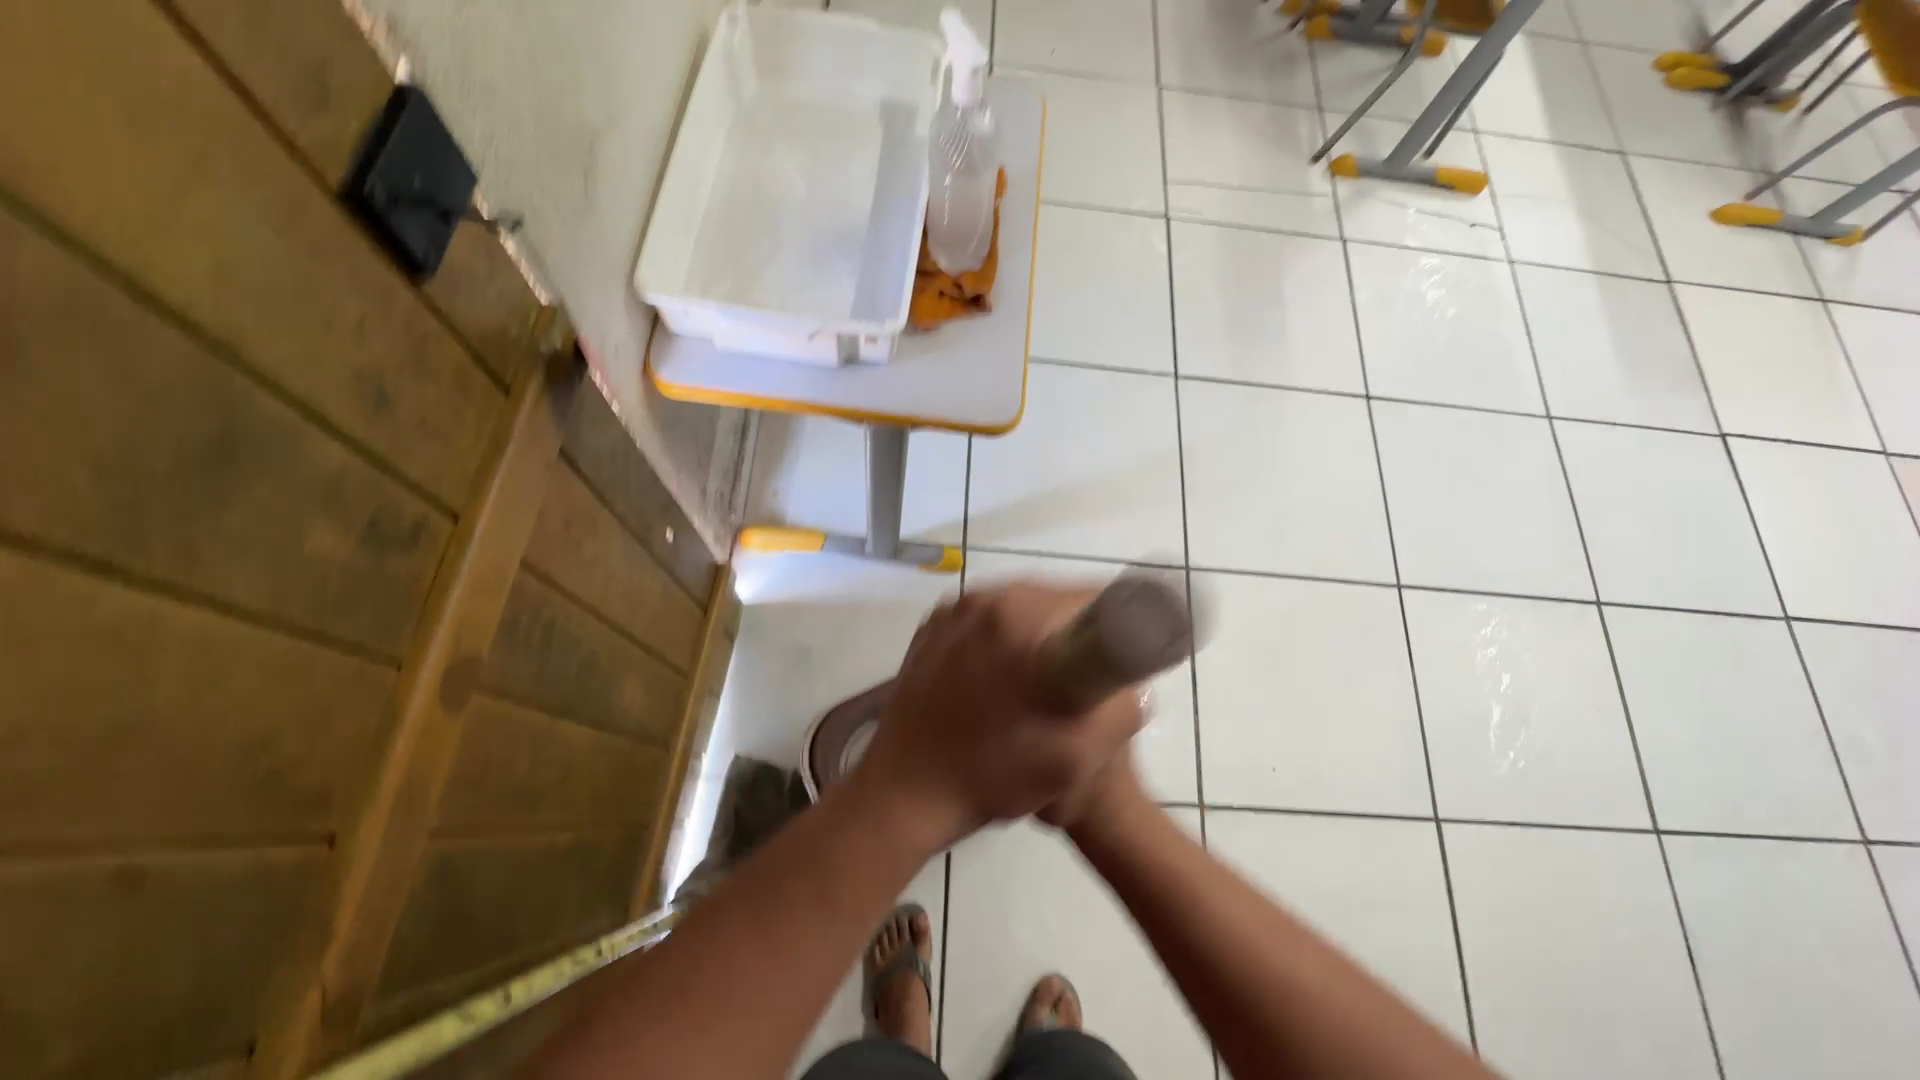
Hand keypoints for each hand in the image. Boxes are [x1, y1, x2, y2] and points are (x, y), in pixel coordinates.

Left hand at [850, 582, 1145, 851]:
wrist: (904, 794)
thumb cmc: (992, 775)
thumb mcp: (1078, 757)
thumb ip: (1122, 710)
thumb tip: (1132, 684)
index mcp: (1019, 614)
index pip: (1096, 599)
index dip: (1121, 631)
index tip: (1116, 671)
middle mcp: (982, 596)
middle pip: (1057, 602)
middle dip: (1077, 640)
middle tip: (1081, 691)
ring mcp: (951, 610)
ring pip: (1023, 612)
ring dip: (1042, 642)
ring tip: (1039, 695)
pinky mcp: (932, 628)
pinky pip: (989, 625)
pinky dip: (1005, 647)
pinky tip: (1001, 691)